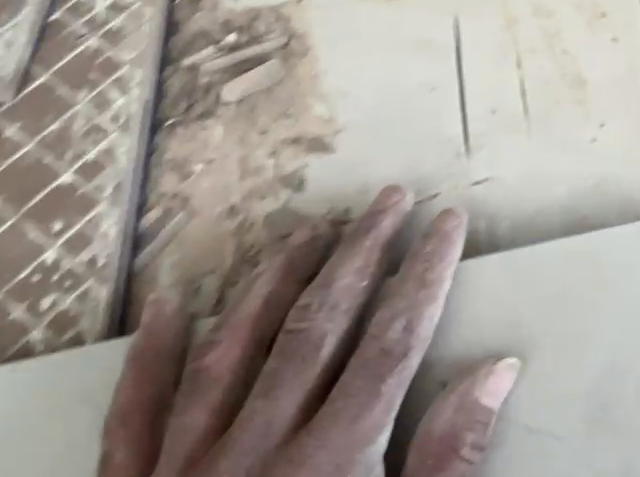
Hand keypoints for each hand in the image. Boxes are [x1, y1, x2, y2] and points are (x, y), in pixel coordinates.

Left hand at [102, 187, 519, 476]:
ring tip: (308, 228)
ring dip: (274, 282)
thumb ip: (453, 458)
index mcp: (335, 458)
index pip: (395, 337)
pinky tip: (172, 305)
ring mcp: (187, 469)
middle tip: (388, 197)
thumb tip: (499, 369)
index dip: (427, 271)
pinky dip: (152, 359)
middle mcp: (260, 449)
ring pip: (232, 351)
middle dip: (361, 253)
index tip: (449, 221)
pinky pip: (134, 419)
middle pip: (320, 326)